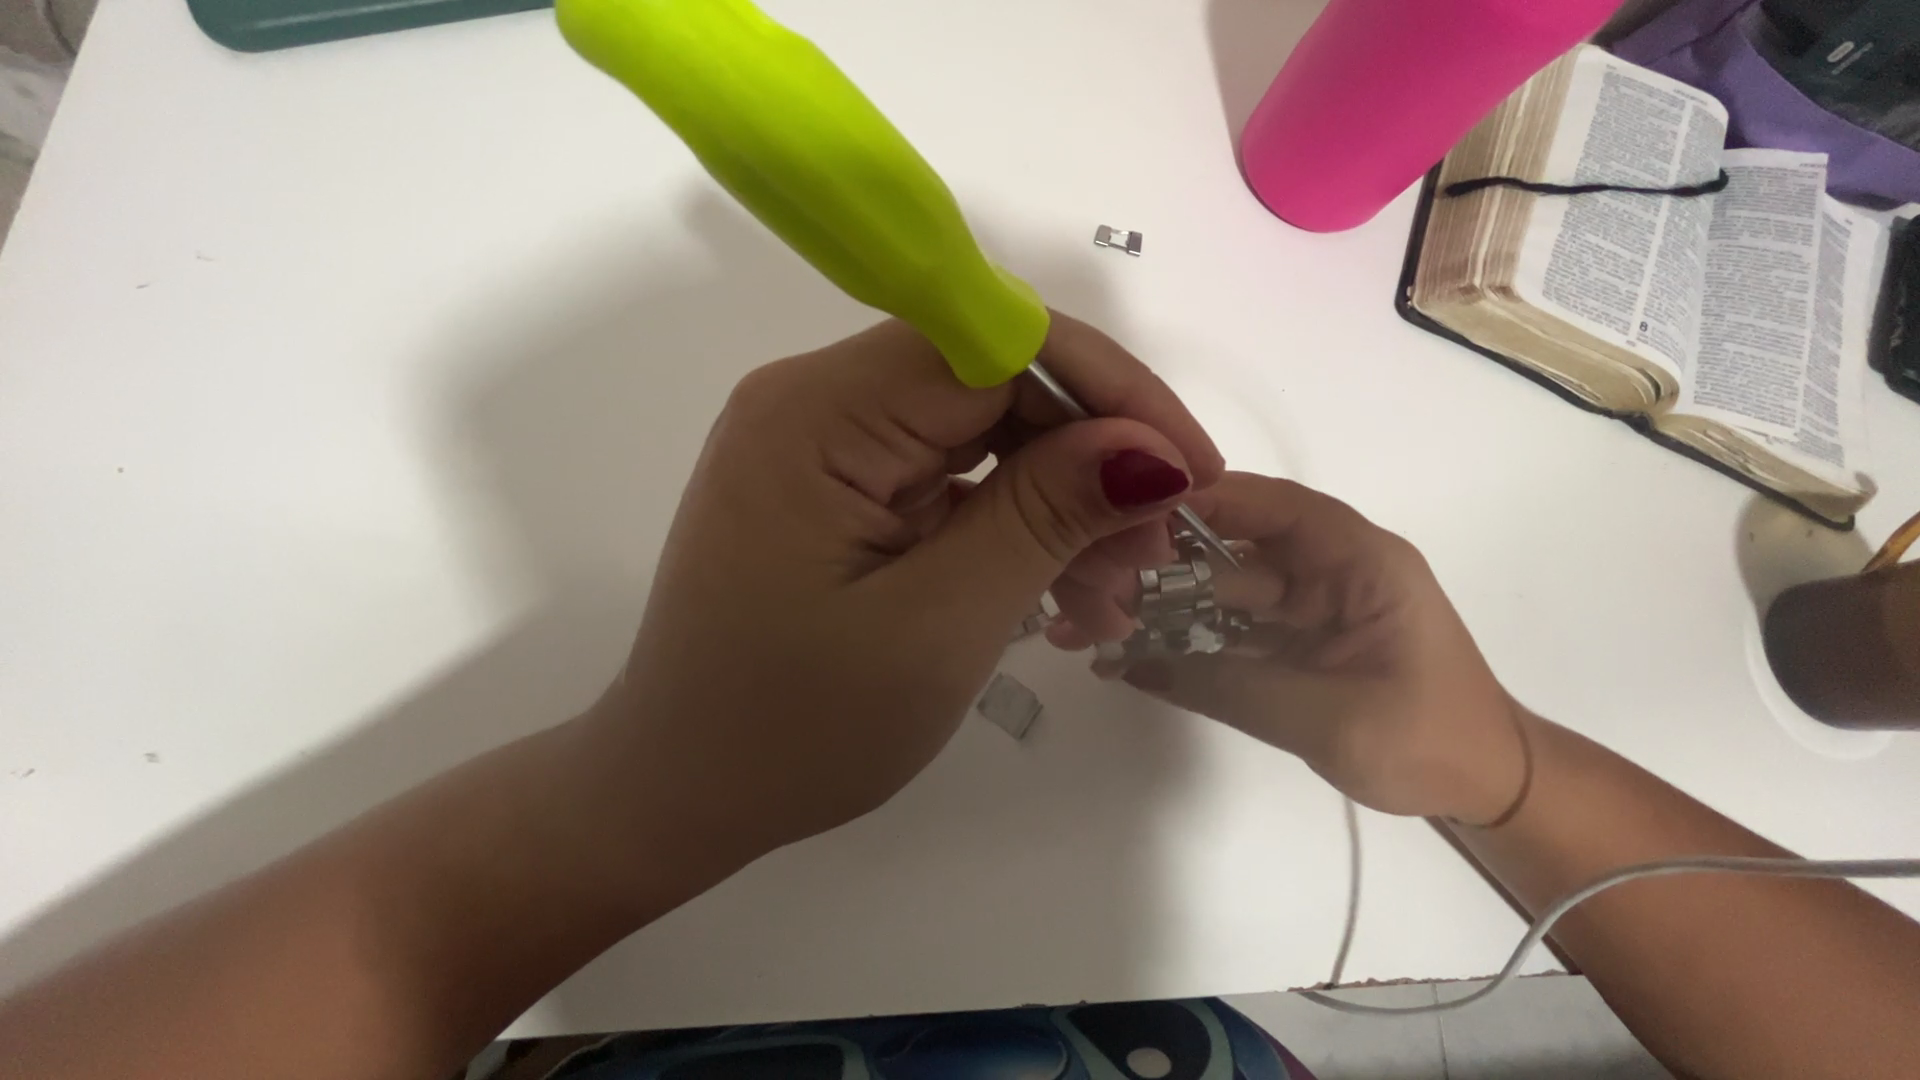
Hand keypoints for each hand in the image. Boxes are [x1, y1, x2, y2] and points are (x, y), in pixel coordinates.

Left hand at [584, 314, 1223, 861]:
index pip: (995, 340)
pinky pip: (949, 482)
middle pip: (993, 384)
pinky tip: (1057, 595)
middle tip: (1153, 554)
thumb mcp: (939, 625)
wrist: (682, 792)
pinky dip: (1012, 529)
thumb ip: (1044, 518)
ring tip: (1109, 596)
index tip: (1187, 471)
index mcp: (819, 412)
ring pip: (982, 436)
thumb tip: (1151, 450)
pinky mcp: (838, 493)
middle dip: (1090, 458)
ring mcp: (825, 448)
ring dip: (1060, 503)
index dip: (1108, 391)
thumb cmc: (796, 728)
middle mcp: (816, 403)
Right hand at [1079, 473, 1525, 824]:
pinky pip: (1226, 627)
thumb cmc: (1430, 743)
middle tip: (1086, 586)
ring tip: (1090, 623)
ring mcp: (1306, 603)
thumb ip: (1228, 686)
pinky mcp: (1291, 637)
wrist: (1486, 789)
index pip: (1271, 505)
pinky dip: (1183, 638)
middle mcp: (1327, 568)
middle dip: (1160, 562)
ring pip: (1220, 588)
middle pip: (1231, 546)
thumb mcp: (1328, 718)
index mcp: (1359, 560)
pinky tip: (1128, 652)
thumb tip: (1126, 663)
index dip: (1200, 499)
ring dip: (1162, 604)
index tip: (1123, 512)